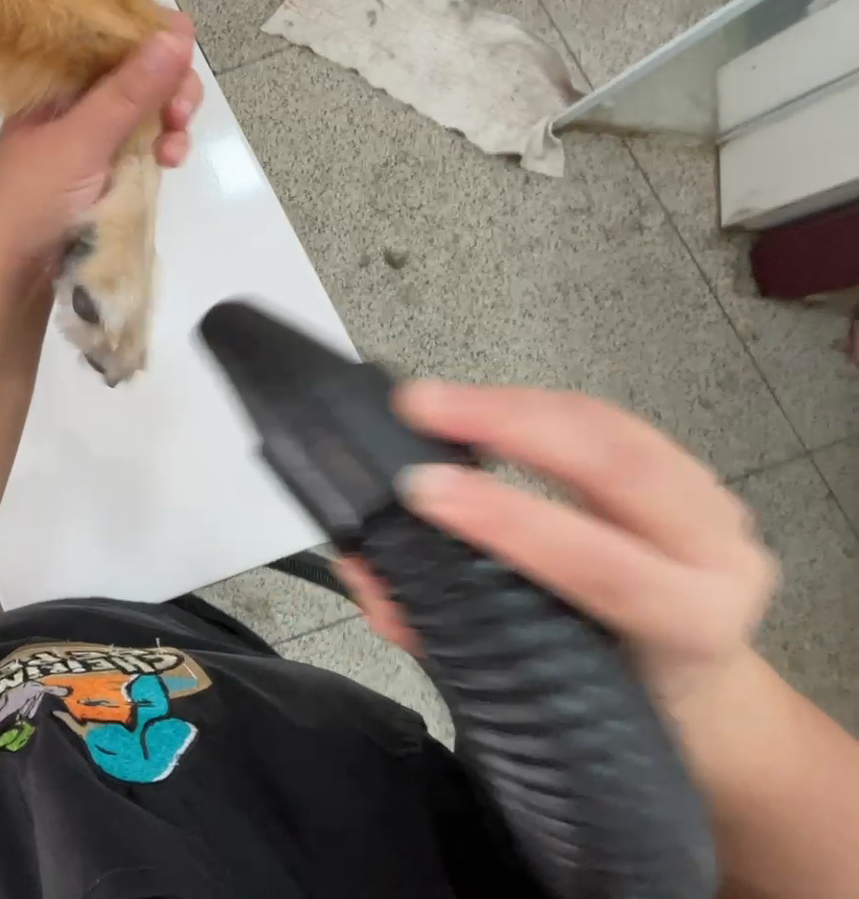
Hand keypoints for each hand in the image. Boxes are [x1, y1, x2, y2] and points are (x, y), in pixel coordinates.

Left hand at [0, 0, 201, 272]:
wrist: (13, 269)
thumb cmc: (32, 200)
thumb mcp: (81, 141)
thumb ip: (129, 92)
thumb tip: (179, 33)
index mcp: (48, 77)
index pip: (88, 16)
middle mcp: (69, 96)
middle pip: (131, 57)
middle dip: (168, 73)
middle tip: (183, 103)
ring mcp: (88, 130)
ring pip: (146, 99)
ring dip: (171, 112)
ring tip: (177, 138)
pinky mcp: (104, 162)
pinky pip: (145, 137)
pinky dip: (163, 143)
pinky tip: (171, 159)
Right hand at [337, 381, 777, 711]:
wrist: (690, 683)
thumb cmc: (601, 680)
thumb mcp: (527, 675)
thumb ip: (438, 625)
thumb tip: (364, 571)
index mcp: (684, 624)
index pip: (601, 565)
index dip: (509, 521)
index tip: (425, 489)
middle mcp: (715, 558)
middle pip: (620, 468)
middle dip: (510, 426)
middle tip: (419, 407)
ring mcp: (708, 505)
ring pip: (611, 428)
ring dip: (511, 404)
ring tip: (432, 397)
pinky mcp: (681, 468)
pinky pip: (604, 417)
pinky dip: (530, 402)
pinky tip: (477, 400)